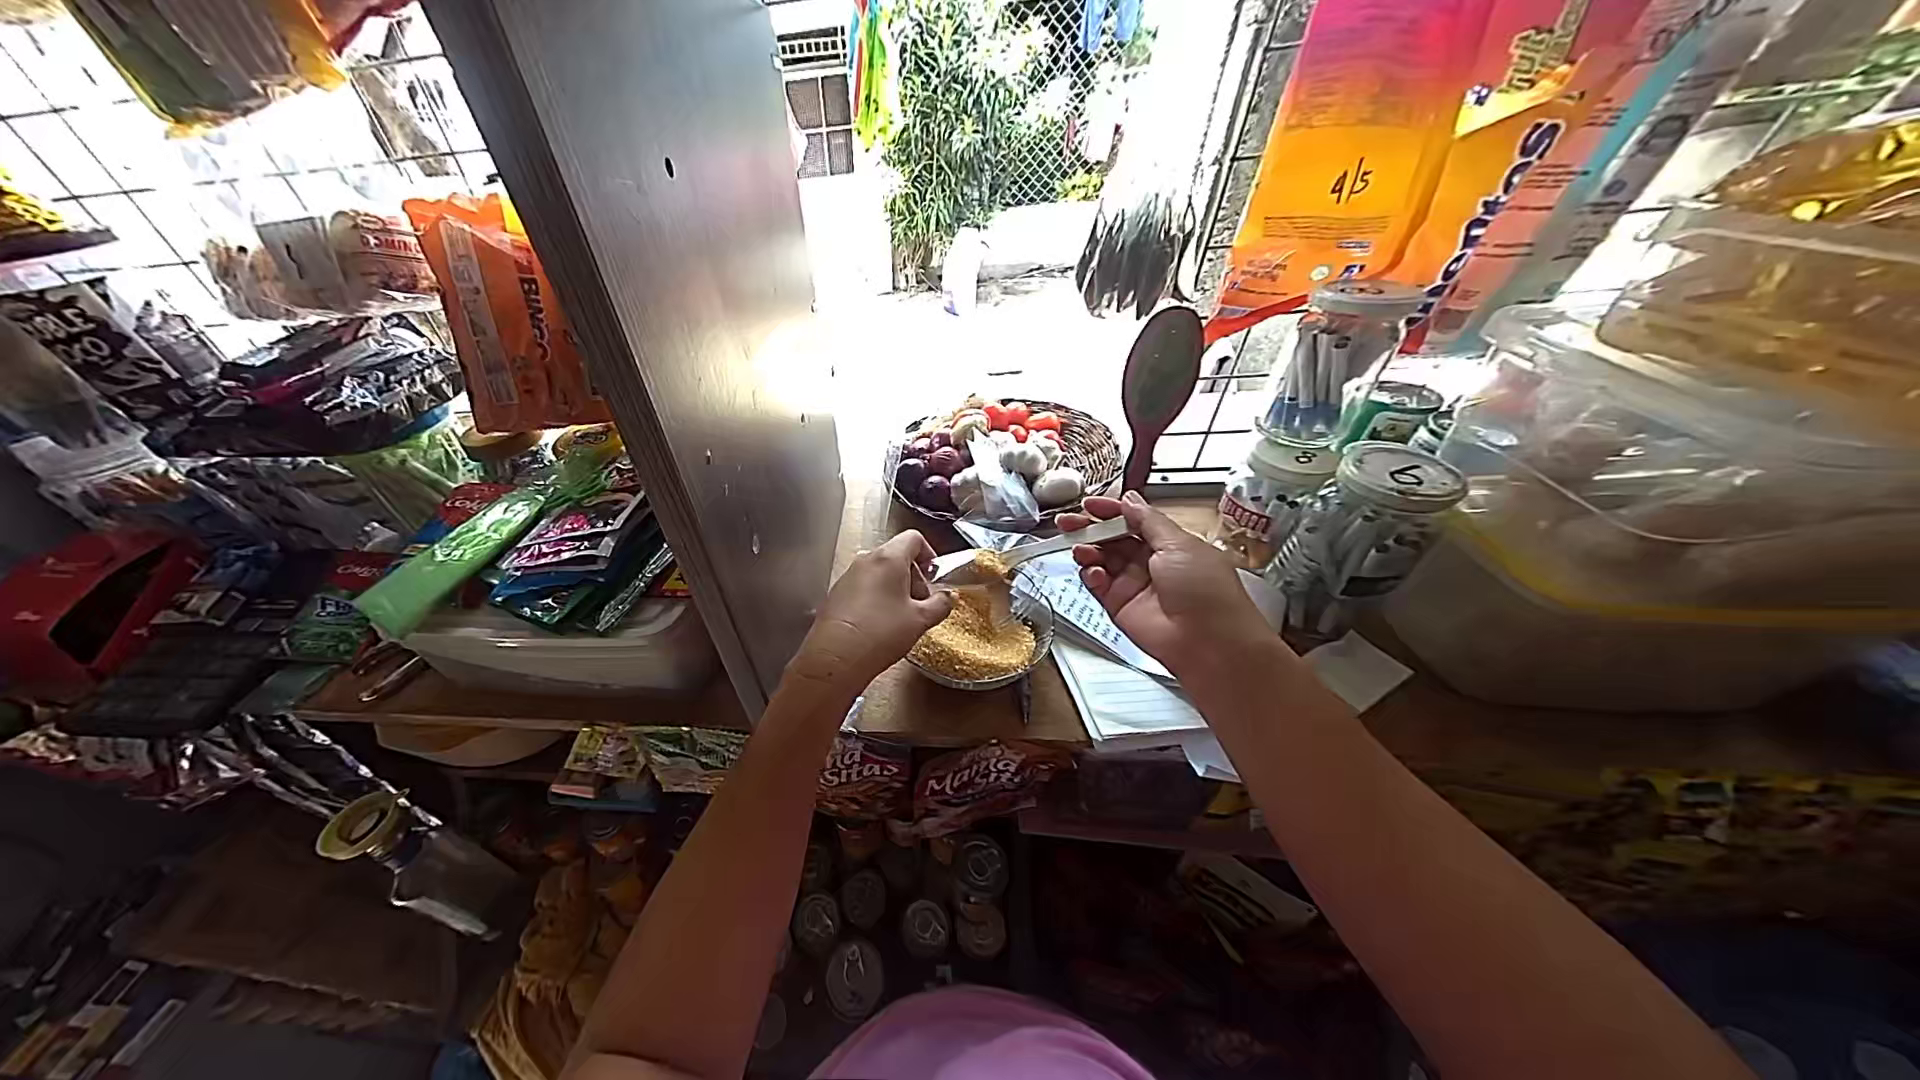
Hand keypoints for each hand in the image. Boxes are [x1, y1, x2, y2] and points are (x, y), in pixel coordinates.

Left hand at [788, 530, 953, 692]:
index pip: (914, 538)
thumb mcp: (920, 620)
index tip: (934, 577)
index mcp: (888, 558)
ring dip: (895, 588)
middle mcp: (866, 561)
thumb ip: (940, 604)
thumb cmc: (879, 634)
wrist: (835, 658)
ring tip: (901, 617)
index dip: (929, 554)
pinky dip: (876, 598)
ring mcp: (848, 577)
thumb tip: (948, 597)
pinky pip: (863, 587)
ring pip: (879, 571)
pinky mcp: (836, 594)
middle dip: (913, 576)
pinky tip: (880, 625)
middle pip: (896, 555)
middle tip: (921, 602)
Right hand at [1058, 492, 1276, 676]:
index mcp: (1169, 544)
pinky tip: (1092, 571)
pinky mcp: (1121, 607)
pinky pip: (1098, 586)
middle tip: (1070, 522)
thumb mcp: (1179, 544)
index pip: (1133, 521)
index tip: (1090, 504)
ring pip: (1102, 561)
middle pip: (1112, 539)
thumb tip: (1130, 501)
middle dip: (1090, 529)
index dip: (1111, 511)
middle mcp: (1150, 563)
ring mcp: (1134, 585)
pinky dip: (1091, 576)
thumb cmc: (1207, 591)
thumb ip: (1148, 521)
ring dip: (1088, 550)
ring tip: (1079, 547)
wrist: (1208, 642)